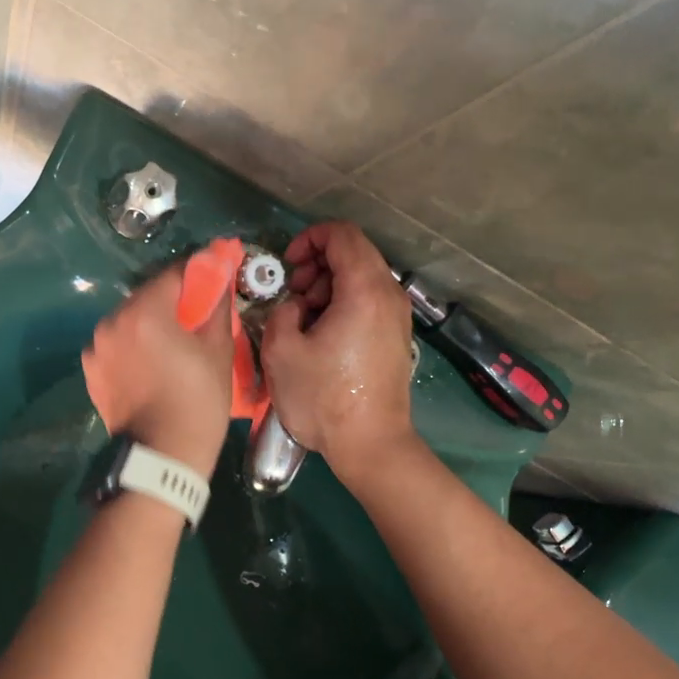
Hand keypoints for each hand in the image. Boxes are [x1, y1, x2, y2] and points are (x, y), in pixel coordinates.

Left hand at [83, 260, 234, 473]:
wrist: (163, 456)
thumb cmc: (198, 402)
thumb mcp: (218, 350)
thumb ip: (216, 307)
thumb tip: (220, 278)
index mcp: (144, 313)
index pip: (173, 275)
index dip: (197, 275)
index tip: (213, 280)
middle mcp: (112, 322)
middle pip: (147, 297)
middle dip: (172, 302)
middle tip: (195, 318)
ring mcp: (96, 348)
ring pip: (129, 321)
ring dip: (150, 325)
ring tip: (173, 346)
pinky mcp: (91, 370)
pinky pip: (116, 345)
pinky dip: (133, 347)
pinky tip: (151, 365)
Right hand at [260, 222, 419, 475]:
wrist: (370, 444)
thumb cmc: (323, 398)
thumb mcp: (281, 351)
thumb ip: (281, 312)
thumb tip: (295, 306)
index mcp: (363, 290)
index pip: (342, 235)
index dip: (309, 239)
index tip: (287, 265)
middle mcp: (388, 295)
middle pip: (354, 253)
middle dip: (316, 264)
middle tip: (293, 294)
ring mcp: (397, 316)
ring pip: (361, 277)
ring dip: (328, 286)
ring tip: (303, 318)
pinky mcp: (395, 337)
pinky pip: (368, 301)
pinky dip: (343, 303)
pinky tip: (322, 335)